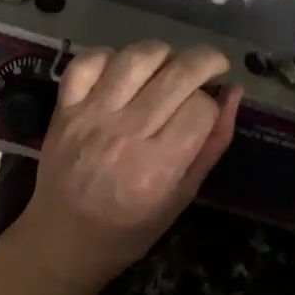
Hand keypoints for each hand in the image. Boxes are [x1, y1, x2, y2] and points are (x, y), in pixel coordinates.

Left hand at [12, 42, 241, 291]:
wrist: (60, 242)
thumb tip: (234, 92)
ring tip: (170, 66)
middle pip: (178, 73)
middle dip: (206, 61)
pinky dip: (111, 55)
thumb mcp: (181, 198)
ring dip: (164, 53)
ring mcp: (90, 117)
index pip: (201, 108)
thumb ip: (212, 144)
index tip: (208, 110)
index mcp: (155, 169)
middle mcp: (124, 136)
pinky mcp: (65, 107)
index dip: (212, 103)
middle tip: (212, 67)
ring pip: (137, 57)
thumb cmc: (128, 228)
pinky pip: (90, 61)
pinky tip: (124, 70)